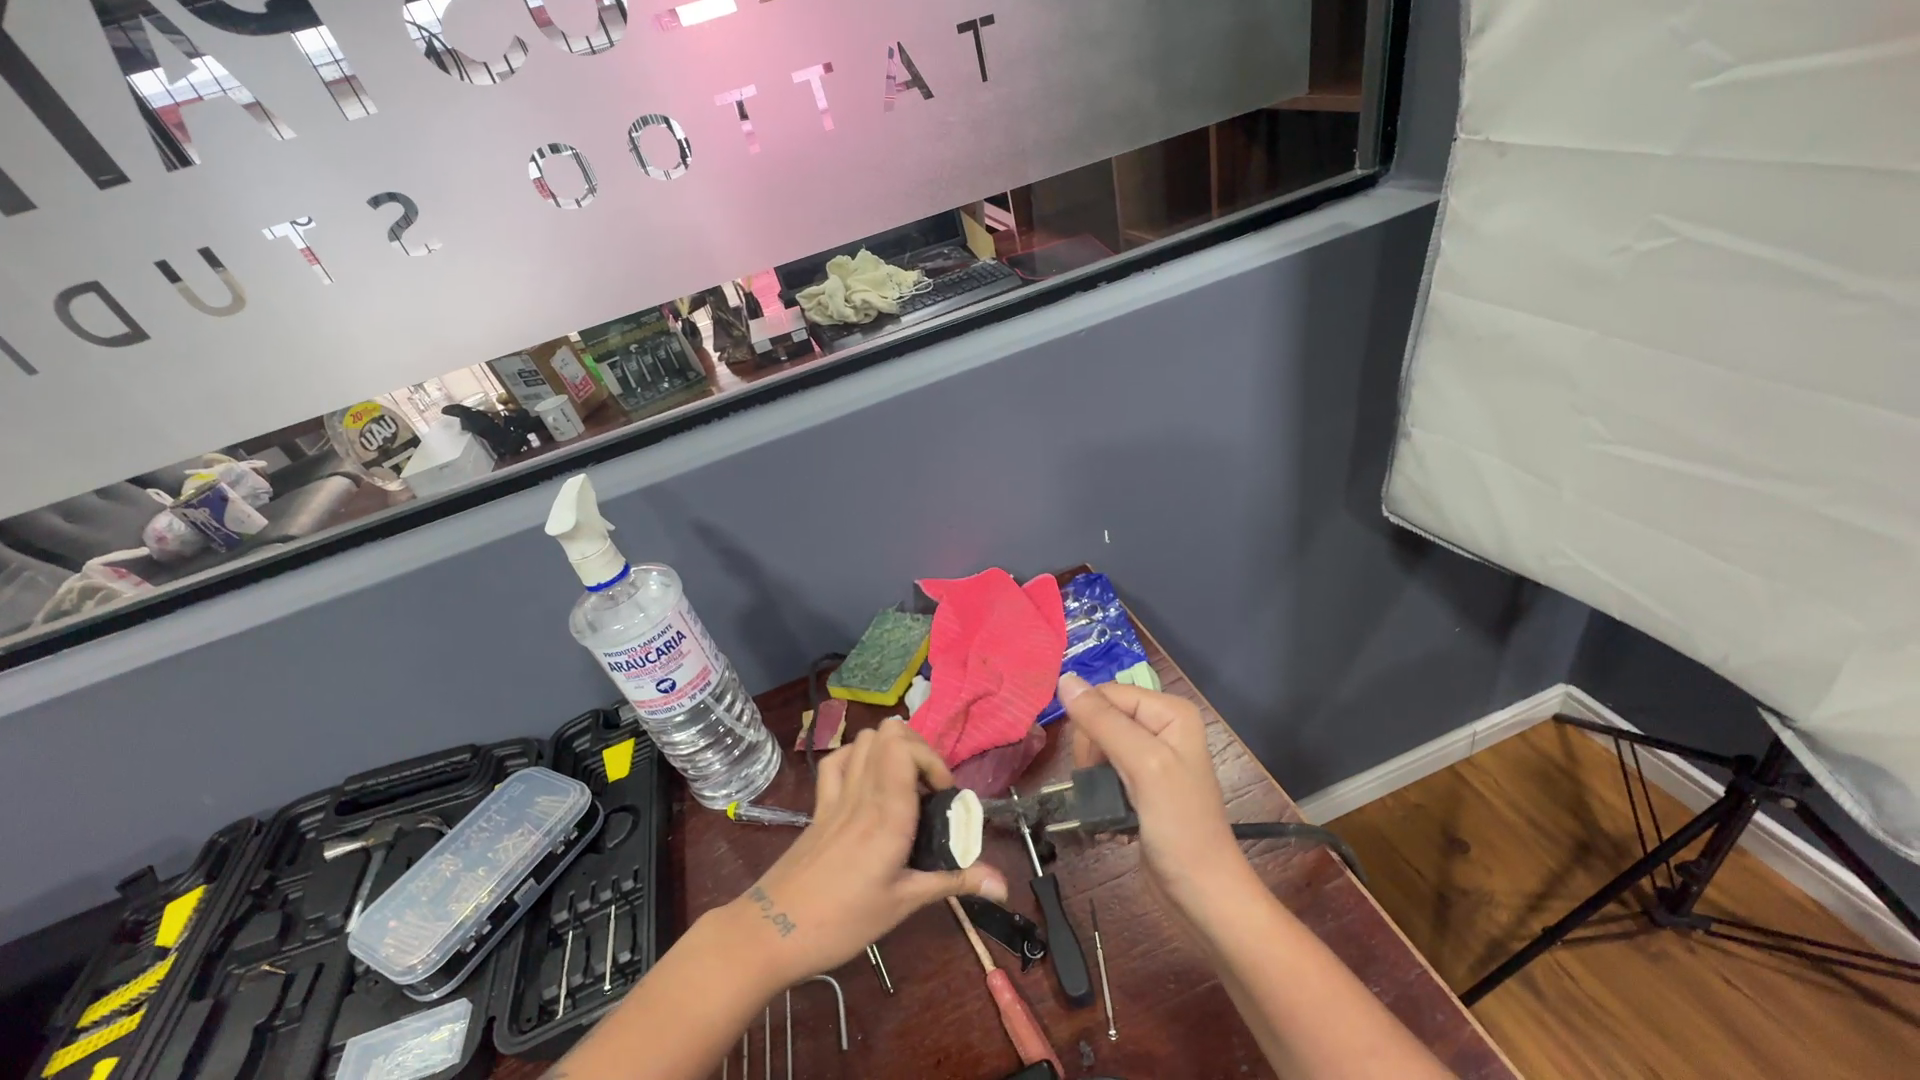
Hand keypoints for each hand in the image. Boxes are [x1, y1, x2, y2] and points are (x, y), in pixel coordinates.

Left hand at [730, 717, 1007, 986]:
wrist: (771, 932)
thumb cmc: (842, 922)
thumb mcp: (904, 904)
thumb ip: (954, 882)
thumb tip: (1003, 886)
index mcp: (886, 814)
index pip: (906, 749)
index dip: (933, 761)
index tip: (945, 797)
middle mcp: (861, 794)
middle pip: (888, 733)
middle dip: (918, 749)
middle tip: (930, 789)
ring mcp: (834, 797)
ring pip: (862, 740)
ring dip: (889, 750)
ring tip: (905, 785)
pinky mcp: (817, 808)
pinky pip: (837, 762)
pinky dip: (857, 759)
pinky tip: (868, 784)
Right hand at [1059, 673, 1246, 913]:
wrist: (1200, 892)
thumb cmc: (1179, 826)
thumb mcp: (1142, 765)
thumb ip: (1103, 721)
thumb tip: (1064, 679)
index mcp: (1170, 712)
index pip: (1107, 694)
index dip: (1089, 722)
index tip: (1089, 762)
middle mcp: (1162, 728)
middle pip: (1101, 720)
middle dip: (1091, 753)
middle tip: (1102, 787)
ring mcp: (1152, 759)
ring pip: (1097, 749)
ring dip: (1093, 779)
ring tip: (1106, 808)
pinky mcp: (1140, 787)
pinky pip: (1104, 775)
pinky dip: (1100, 796)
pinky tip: (1109, 819)